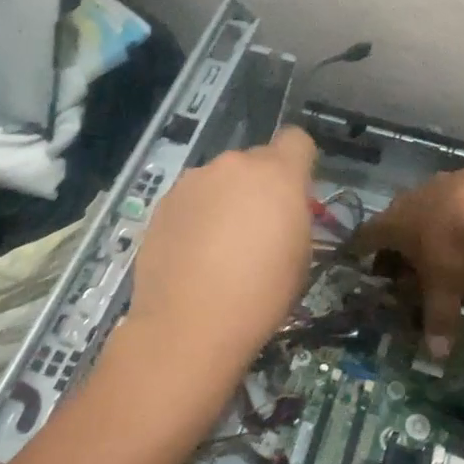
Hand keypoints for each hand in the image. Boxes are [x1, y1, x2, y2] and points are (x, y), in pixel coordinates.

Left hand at [124, 126, 320, 366]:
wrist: (189, 324)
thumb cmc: (261, 295)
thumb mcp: (299, 257)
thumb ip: (292, 216)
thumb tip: (278, 210)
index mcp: (277, 174)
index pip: (296, 139)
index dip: (299, 162)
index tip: (295, 195)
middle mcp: (233, 166)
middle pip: (254, 161)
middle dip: (258, 187)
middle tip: (256, 231)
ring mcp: (192, 181)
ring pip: (219, 181)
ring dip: (224, 200)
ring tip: (218, 248)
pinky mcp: (163, 203)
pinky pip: (191, 200)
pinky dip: (196, 218)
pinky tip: (192, 256)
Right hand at [357, 160, 463, 357]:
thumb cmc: (458, 245)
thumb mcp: (446, 286)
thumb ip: (438, 318)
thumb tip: (436, 356)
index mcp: (395, 222)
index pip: (366, 235)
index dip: (361, 249)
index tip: (356, 258)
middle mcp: (413, 198)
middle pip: (397, 219)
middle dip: (400, 242)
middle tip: (406, 265)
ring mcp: (445, 181)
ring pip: (429, 205)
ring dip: (432, 224)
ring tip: (445, 246)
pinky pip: (461, 196)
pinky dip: (463, 212)